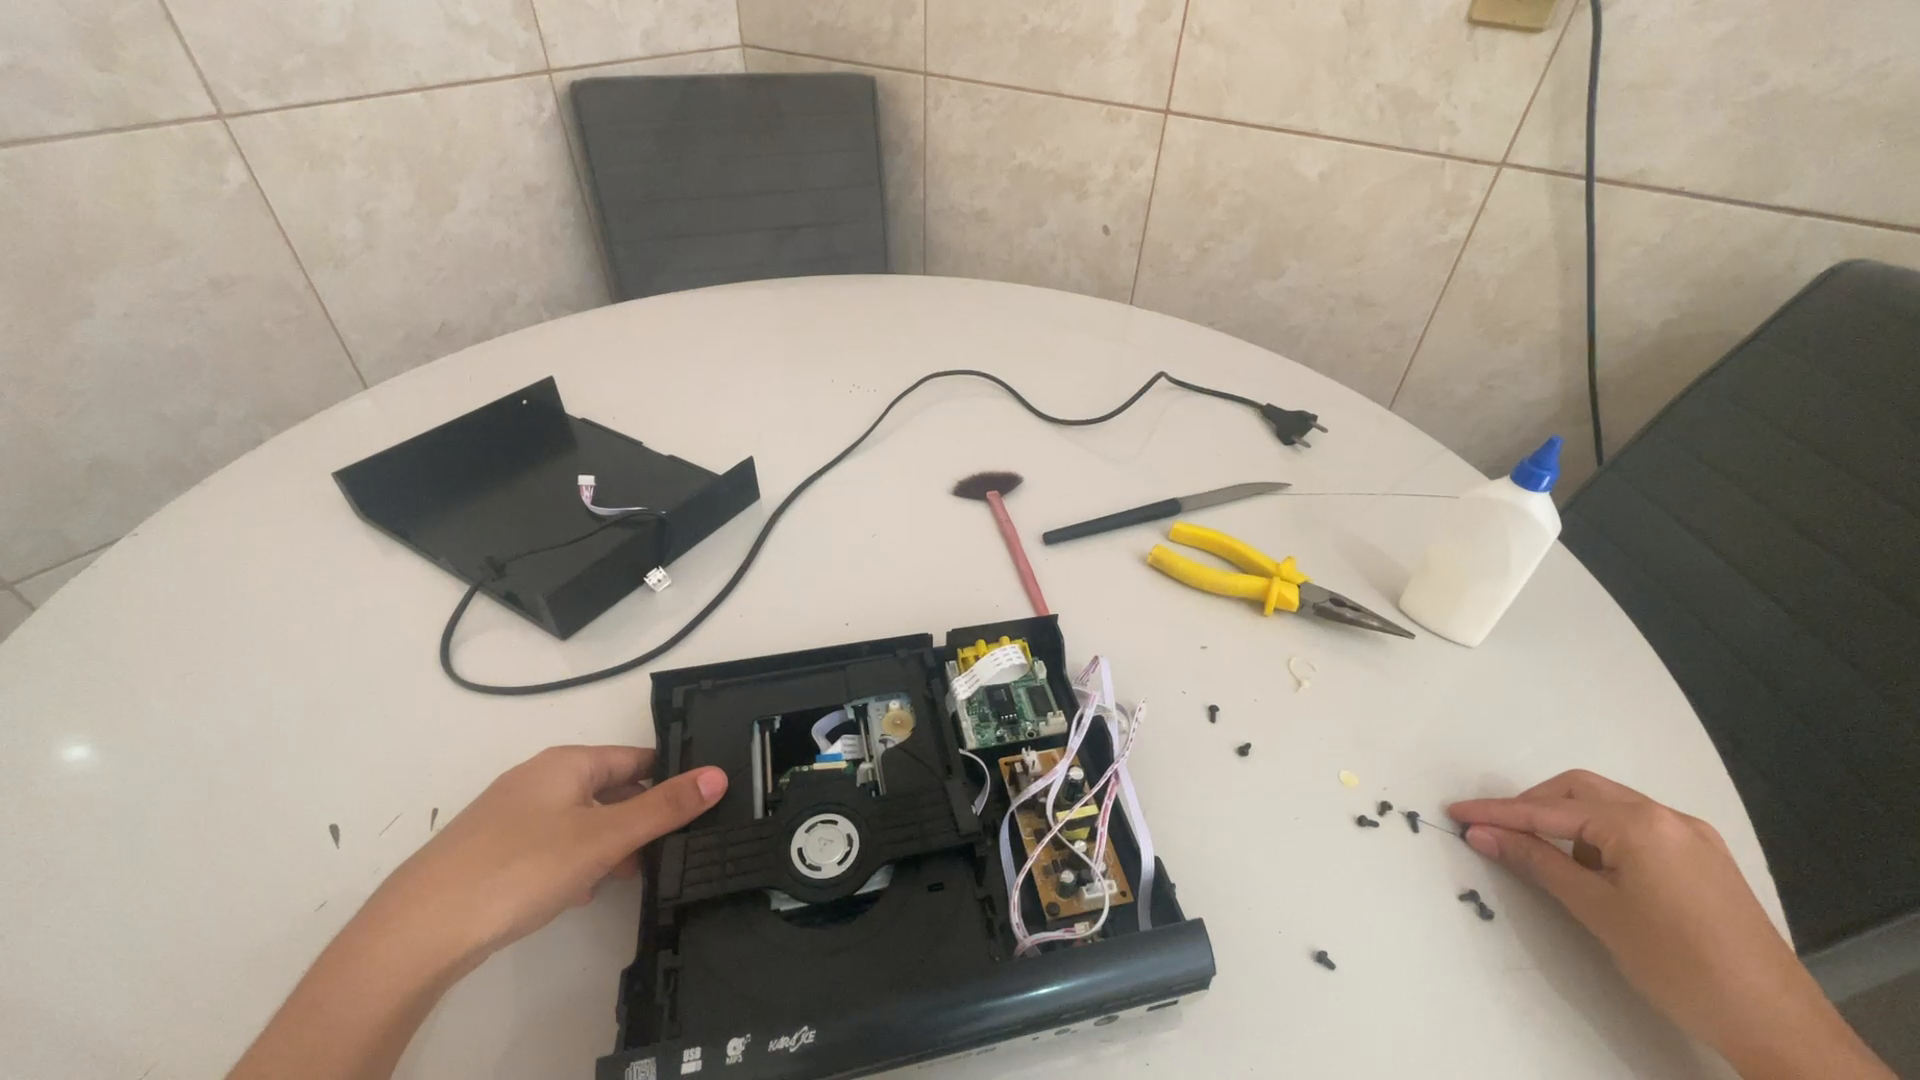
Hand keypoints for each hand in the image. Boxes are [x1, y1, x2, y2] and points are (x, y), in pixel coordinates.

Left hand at [367, 745, 727, 969]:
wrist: (419, 931)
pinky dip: (578, 864)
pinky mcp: (497, 853)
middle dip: (642, 818)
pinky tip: (584, 894)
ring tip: (633, 877)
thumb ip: (663, 807)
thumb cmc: (520, 868)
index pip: (637, 758)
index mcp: (567, 763)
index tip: (702, 805)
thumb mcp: (604, 837)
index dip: (671, 778)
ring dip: (612, 845)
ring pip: (584, 822)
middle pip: (611, 789)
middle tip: (674, 849)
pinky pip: (556, 847)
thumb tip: (718, 775)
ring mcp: (514, 817)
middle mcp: (540, 780)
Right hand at [1449, 770, 1889, 1079]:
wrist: (1774, 1020)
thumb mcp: (1596, 909)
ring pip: (1610, 806)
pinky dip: (1602, 835)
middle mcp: (1668, 817)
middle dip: (1533, 805)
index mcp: (1640, 824)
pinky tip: (1594, 869)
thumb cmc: (1676, 963)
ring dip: (1568, 820)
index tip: (1456, 812)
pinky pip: (1638, 827)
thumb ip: (1536, 862)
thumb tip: (1482, 834)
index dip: (1498, 813)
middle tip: (1496, 830)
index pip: (1550, 810)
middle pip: (1581, 791)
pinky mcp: (1705, 859)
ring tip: (1544, 856)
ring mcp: (1693, 837)